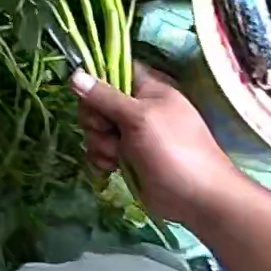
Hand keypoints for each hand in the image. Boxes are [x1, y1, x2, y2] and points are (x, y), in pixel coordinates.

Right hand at [73, 64, 245, 224]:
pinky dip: (102, 158)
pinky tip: (112, 168)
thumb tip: (75, 74)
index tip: (90, 95)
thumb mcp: (138, 117)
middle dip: (96, 119)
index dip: (97, 81)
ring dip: (100, 143)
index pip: (114, 71)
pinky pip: (100, 149)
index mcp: (147, 90)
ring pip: (95, 128)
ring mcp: (130, 134)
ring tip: (117, 156)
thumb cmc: (173, 150)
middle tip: (109, 130)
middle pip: (97, 102)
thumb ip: (105, 97)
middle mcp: (137, 108)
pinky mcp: (125, 156)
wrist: (196, 199)